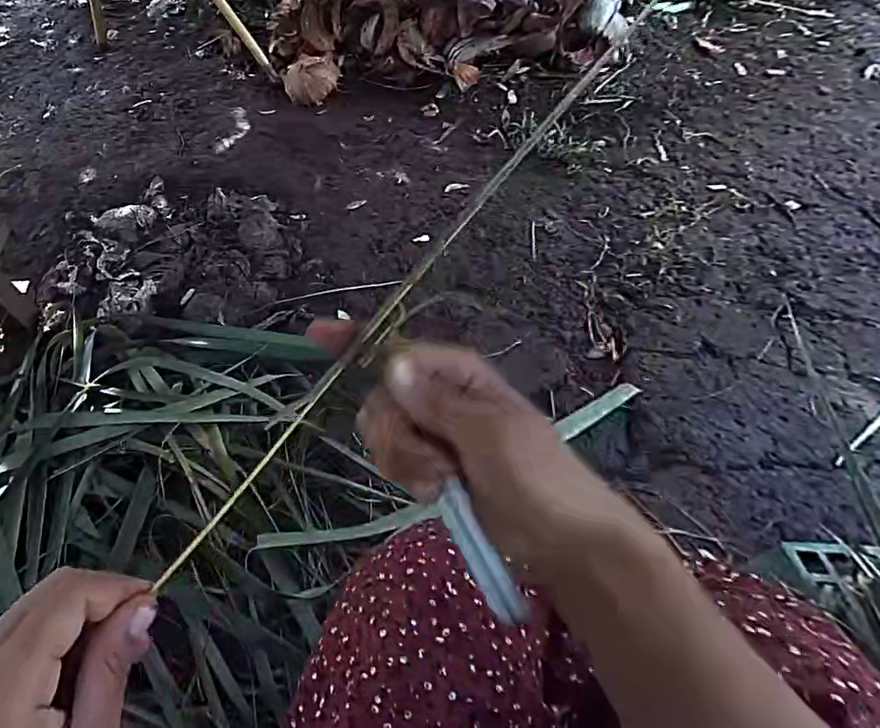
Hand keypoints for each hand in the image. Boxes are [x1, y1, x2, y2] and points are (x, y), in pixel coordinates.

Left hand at [0, 568, 156, 727]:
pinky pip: (23, 625)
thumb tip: (142, 607)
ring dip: (83, 613)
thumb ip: (109, 668)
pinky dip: (59, 630)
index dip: (117, 587)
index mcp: (2, 679)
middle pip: (53, 590)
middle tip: (140, 623)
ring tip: (115, 649)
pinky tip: (80, 664)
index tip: (153, 600)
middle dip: (102, 597)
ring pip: (40, 601)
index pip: (69, 595)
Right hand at [310, 321, 645, 579]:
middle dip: (396, 431)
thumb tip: (390, 365)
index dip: (354, 339)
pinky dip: (410, 477)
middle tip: (433, 458)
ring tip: (445, 479)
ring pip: (380, 430)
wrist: (564, 543)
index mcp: (456, 372)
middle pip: (379, 396)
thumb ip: (437, 402)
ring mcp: (431, 430)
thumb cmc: (540, 477)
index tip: (315, 337)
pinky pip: (391, 458)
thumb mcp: (491, 434)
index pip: (395, 346)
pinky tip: (440, 491)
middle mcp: (437, 394)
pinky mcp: (426, 462)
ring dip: (406, 460)